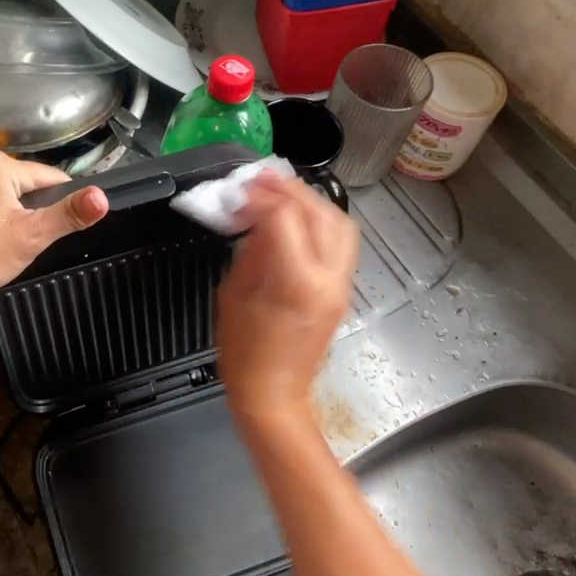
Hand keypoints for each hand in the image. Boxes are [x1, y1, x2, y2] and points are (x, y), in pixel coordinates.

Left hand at [0, 150, 108, 298]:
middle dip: (34, 212)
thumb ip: (69, 215)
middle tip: (29, 242)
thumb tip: (103, 197)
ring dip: (12, 217)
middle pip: (26, 186)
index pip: (50, 178)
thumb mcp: (32, 235)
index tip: (63, 227)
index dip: (63, 203)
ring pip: (4, 195)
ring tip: (7, 245)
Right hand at [216, 174, 359, 427]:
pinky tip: (295, 220)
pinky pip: (339, 243)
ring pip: (339, 223)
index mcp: (296, 281)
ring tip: (281, 193)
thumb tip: (254, 220)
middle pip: (319, 212)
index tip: (237, 193)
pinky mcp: (341, 291)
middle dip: (289, 189)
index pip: (285, 217)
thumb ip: (250, 251)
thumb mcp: (234, 295)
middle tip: (260, 179)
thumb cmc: (245, 355)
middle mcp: (327, 279)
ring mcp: (340, 285)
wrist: (274, 396)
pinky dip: (319, 222)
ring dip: (311, 201)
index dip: (259, 197)